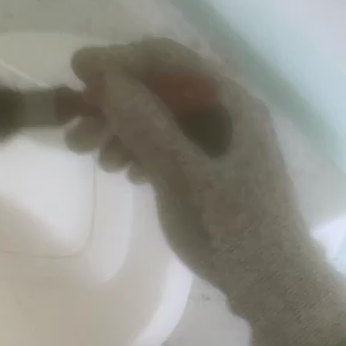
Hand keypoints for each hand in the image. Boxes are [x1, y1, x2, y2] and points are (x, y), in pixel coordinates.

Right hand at [68, 39, 345, 345]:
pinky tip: (124, 173)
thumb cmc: (231, 229)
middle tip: (74, 132)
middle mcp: (227, 113)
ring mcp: (221, 143)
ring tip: (93, 158)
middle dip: (115, 103)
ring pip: (161, 120)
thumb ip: (147, 126)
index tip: (77, 73)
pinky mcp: (212, 171)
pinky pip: (169, 146)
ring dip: (123, 130)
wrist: (271, 284)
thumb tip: (105, 79)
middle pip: (160, 90)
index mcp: (230, 103)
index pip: (167, 60)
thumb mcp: (183, 176)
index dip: (119, 61)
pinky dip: (141, 152)